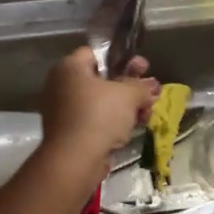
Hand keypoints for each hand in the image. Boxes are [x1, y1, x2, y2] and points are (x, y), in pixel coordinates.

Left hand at [40, 47, 159, 165]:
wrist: (75, 159)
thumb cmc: (99, 116)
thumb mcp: (128, 95)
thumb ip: (142, 86)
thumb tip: (151, 86)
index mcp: (69, 68)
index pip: (96, 53)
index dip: (121, 59)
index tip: (142, 68)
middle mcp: (62, 85)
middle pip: (101, 79)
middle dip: (130, 85)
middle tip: (150, 90)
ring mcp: (63, 110)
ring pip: (101, 102)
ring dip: (126, 106)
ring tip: (147, 113)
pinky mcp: (70, 132)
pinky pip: (95, 120)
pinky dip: (114, 122)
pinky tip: (135, 127)